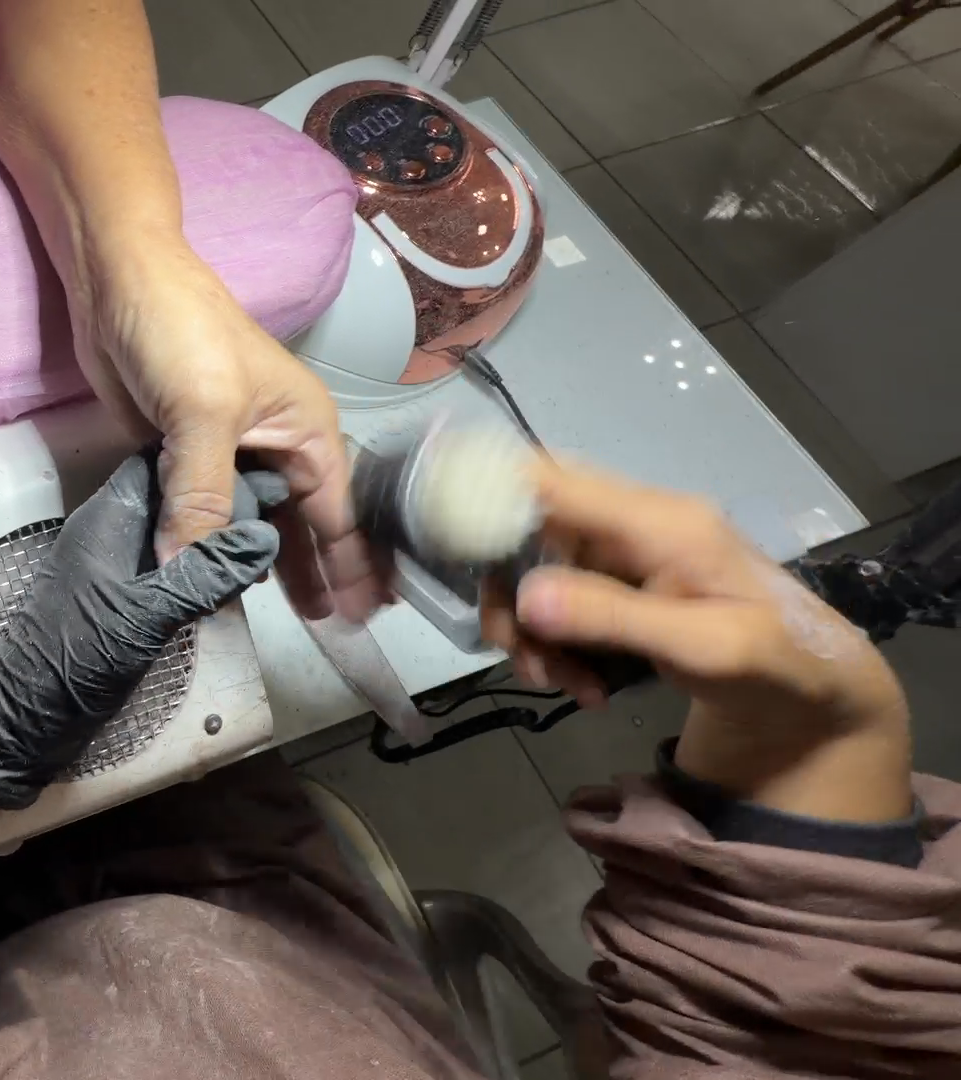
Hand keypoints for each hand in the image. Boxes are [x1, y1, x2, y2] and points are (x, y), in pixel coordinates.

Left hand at [0, 451, 282, 809]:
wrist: (30, 712)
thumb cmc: (77, 654)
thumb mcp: (145, 613)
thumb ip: (204, 574)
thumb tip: (264, 535)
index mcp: (109, 515)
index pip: (164, 461)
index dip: (213, 458)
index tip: (269, 469)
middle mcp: (114, 528)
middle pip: (176, 493)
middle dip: (225, 500)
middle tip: (279, 517)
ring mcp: (118, 563)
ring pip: (177, 530)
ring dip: (216, 539)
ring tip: (265, 553)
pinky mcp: (125, 595)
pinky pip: (172, 565)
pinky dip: (203, 569)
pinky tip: (234, 583)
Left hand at [70, 237, 378, 621]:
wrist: (119, 286)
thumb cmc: (184, 334)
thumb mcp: (205, 413)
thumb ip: (201, 496)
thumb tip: (187, 573)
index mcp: (305, 434)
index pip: (339, 516)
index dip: (351, 568)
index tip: (359, 620)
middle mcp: (273, 449)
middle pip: (298, 526)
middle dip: (307, 574)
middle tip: (319, 629)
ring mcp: (225, 456)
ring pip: (247, 523)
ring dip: (253, 565)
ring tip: (258, 614)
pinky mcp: (179, 458)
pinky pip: (198, 512)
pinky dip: (202, 544)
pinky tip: (202, 576)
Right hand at [481, 459, 911, 822]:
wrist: (815, 699)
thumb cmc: (780, 666)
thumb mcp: (711, 648)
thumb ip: (617, 617)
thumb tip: (524, 598)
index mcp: (654, 520)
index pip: (545, 476)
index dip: (479, 487)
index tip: (433, 525)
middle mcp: (623, 525)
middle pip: (518, 529)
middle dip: (501, 590)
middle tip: (511, 642)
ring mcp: (610, 554)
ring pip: (522, 574)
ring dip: (523, 630)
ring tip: (553, 680)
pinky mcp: (602, 583)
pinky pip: (542, 602)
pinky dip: (542, 643)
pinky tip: (572, 680)